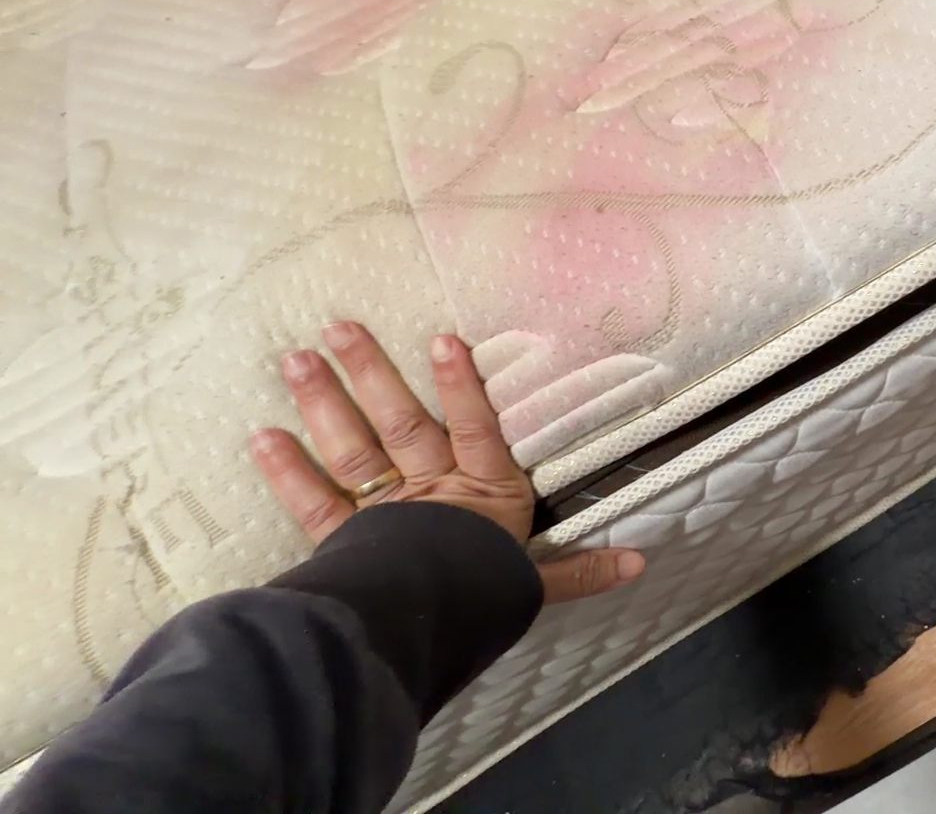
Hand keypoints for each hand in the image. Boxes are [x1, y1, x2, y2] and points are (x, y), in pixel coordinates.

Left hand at [249, 321, 645, 603]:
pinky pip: (314, 501)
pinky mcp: (344, 539)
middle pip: (403, 424)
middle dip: (373, 375)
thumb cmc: (482, 601)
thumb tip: (639, 562)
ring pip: (356, 449)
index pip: (476, 428)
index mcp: (484, 492)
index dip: (460, 386)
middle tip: (339, 327)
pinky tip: (261, 436)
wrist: (416, 643)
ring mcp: (384, 511)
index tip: (441, 339)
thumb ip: (582, 569)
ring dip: (326, 404)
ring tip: (296, 359)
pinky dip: (287, 471)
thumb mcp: (537, 584)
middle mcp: (433, 490)